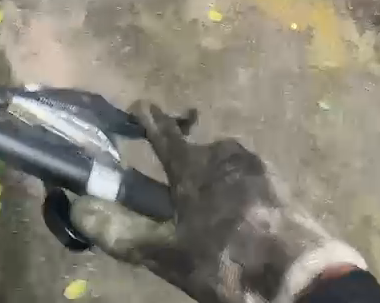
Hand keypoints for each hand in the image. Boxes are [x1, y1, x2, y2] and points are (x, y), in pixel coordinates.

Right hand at [72, 103, 365, 302]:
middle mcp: (221, 152)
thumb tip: (78, 209)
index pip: (160, 130)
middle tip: (179, 199)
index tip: (137, 104)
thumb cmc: (226, 258)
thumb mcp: (170, 254)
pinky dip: (238, 194)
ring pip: (223, 166)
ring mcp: (255, 164)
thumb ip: (123, 233)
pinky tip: (240, 221)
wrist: (301, 276)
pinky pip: (247, 180)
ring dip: (214, 182)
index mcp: (191, 163)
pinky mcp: (280, 182)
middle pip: (195, 152)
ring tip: (211, 217)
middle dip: (185, 168)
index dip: (146, 117)